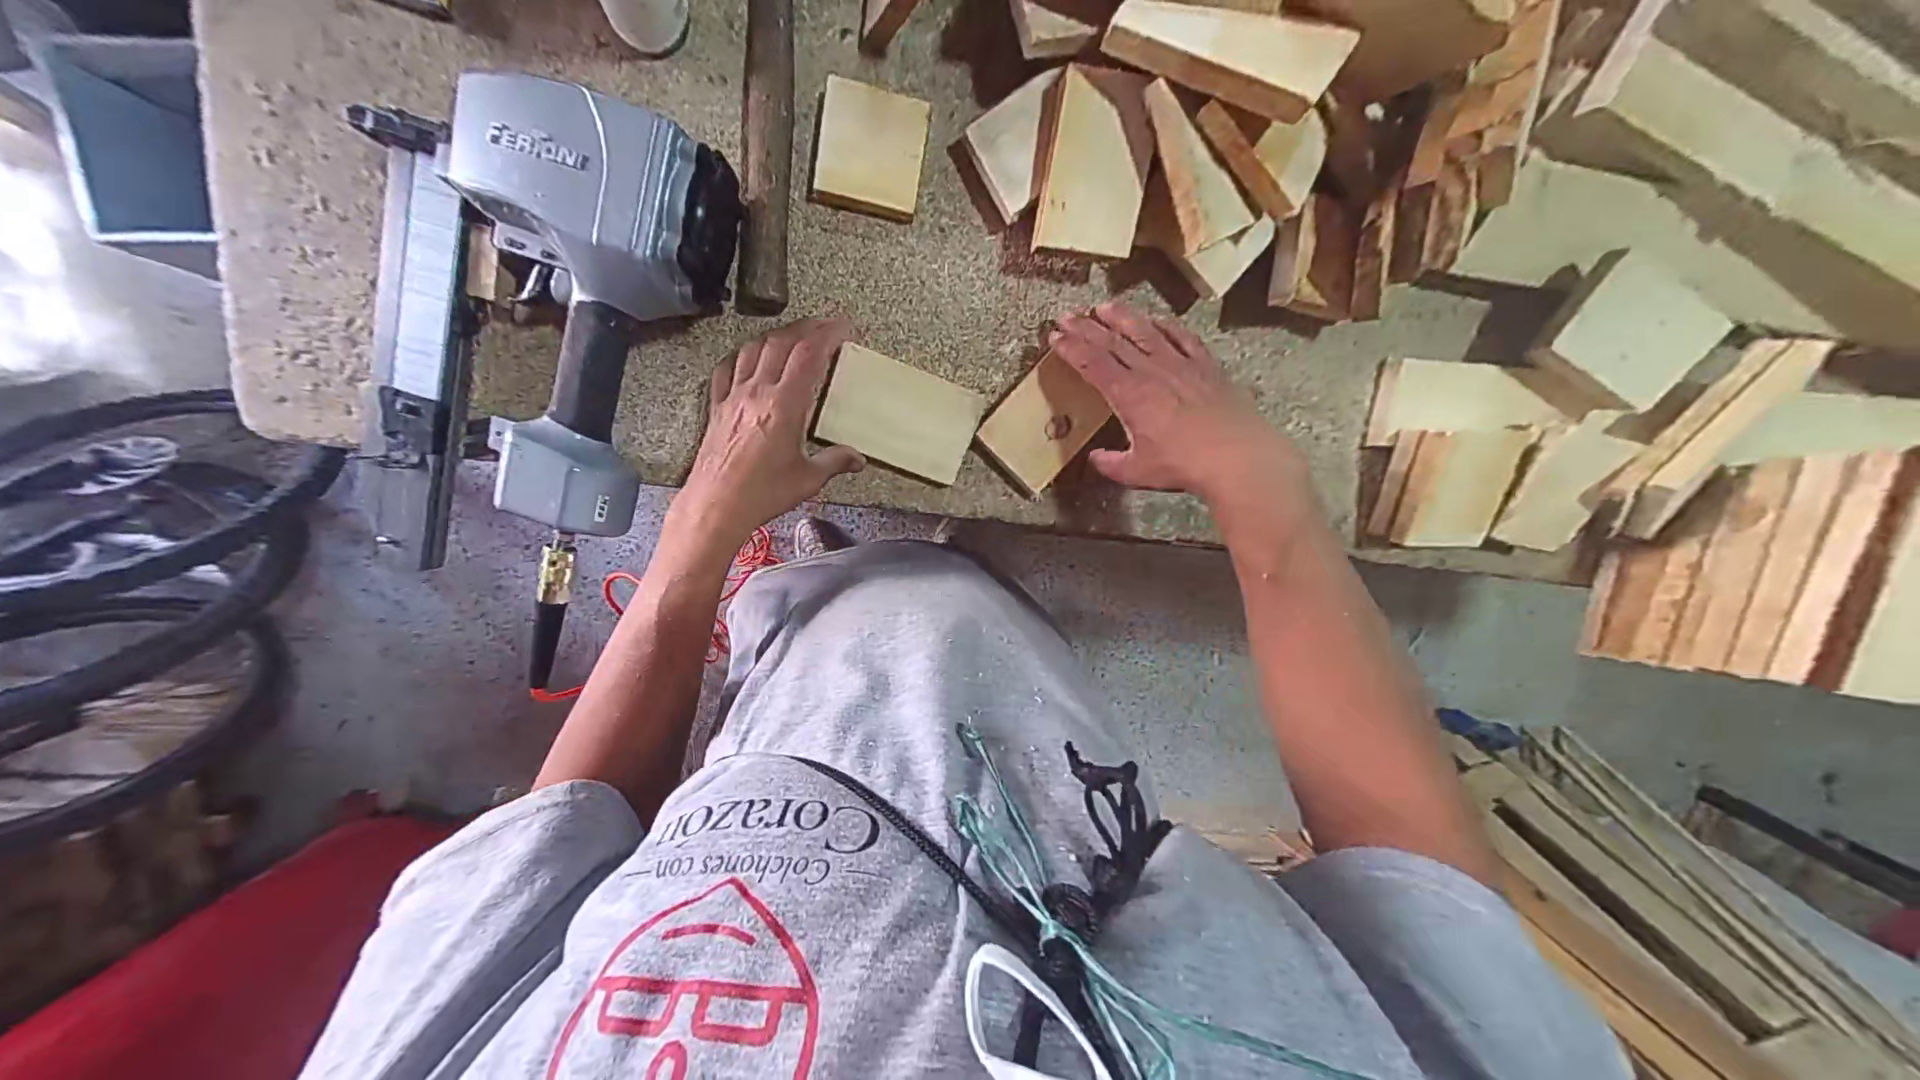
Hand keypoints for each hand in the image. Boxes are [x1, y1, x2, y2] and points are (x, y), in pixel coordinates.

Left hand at [671, 319, 864, 549]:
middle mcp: (757, 393)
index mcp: (784, 404)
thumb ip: (835, 462)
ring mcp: (734, 398)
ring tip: (790, 335)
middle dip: (806, 328)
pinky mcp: (718, 409)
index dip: (828, 334)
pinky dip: (741, 355)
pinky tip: (746, 357)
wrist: (716, 505)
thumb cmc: (759, 493)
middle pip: (782, 342)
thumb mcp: (808, 479)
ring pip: (753, 349)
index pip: (809, 354)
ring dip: (775, 336)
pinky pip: (727, 370)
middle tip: (824, 326)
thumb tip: (855, 458)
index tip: (842, 327)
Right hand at [1049, 303, 1309, 518]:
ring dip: (1122, 317)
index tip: (1056, 337)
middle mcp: (1152, 372)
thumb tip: (1096, 458)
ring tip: (1104, 306)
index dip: (1071, 348)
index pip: (1092, 363)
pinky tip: (1157, 321)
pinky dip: (1166, 327)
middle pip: (1112, 341)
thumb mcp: (1137, 471)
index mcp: (1129, 394)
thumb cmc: (1184, 464)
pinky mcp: (1206, 368)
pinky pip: (1182, 338)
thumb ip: (1111, 463)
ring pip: (1145, 332)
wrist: (1237, 456)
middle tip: (1067, 316)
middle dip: (1086, 327)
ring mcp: (1181, 365)